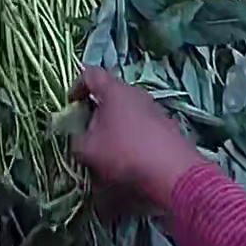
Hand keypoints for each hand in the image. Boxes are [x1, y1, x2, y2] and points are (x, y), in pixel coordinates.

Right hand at [67, 66, 207, 207]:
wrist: (174, 172)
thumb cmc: (125, 152)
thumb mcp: (90, 150)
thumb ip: (76, 141)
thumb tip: (76, 138)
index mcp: (114, 90)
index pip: (91, 74)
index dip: (77, 85)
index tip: (71, 103)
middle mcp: (135, 92)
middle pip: (109, 93)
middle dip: (96, 110)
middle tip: (87, 131)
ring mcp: (153, 107)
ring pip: (126, 110)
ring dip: (114, 124)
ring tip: (108, 149)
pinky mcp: (166, 125)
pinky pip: (141, 125)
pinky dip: (131, 135)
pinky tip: (129, 158)